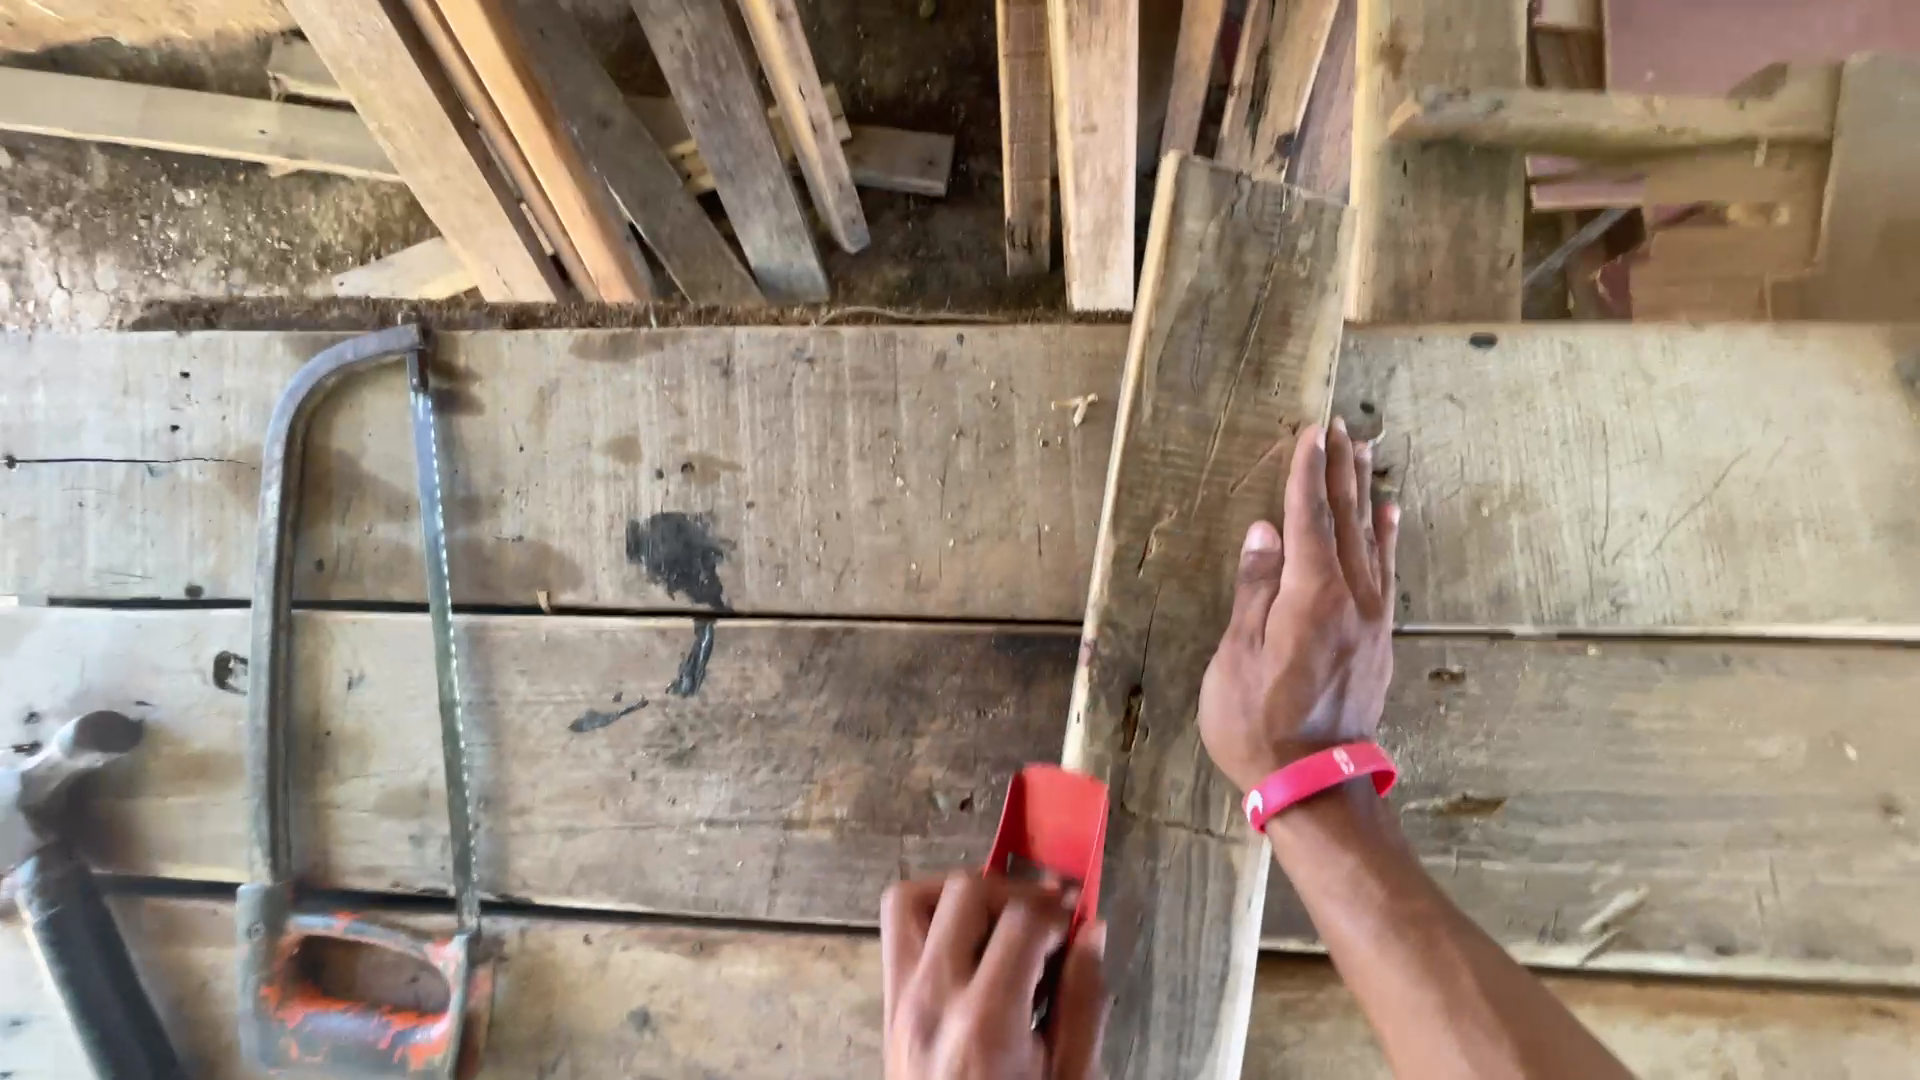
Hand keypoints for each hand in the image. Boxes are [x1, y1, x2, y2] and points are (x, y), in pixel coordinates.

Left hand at [881, 874, 1107, 1079]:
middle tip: (1046, 918)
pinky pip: (897, 928)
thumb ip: (1084, 1000)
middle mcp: (932, 999)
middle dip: (1014, 891)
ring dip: (963, 893)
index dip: (1057, 910)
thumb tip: (1091, 929)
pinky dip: (931, 913)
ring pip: (914, 896)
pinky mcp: (887, 1004)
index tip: (1075, 923)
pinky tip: (969, 940)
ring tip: (1001, 921)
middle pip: (966, 891)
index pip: (1021, 919)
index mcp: (984, 1025)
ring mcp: (899, 1000)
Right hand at [1198, 418, 1399, 792]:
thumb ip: (1255, 588)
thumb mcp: (1238, 655)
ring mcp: (1372, 618)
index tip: (1311, 433)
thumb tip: (1265, 530)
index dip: (1307, 474)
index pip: (1308, 519)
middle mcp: (1351, 597)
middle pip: (1346, 521)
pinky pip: (1387, 572)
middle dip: (1340, 471)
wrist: (1311, 782)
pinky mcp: (1379, 638)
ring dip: (1365, 494)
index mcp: (1310, 596)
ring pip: (1371, 541)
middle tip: (1341, 428)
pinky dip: (1387, 537)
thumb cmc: (1256, 720)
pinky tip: (1389, 516)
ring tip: (1367, 454)